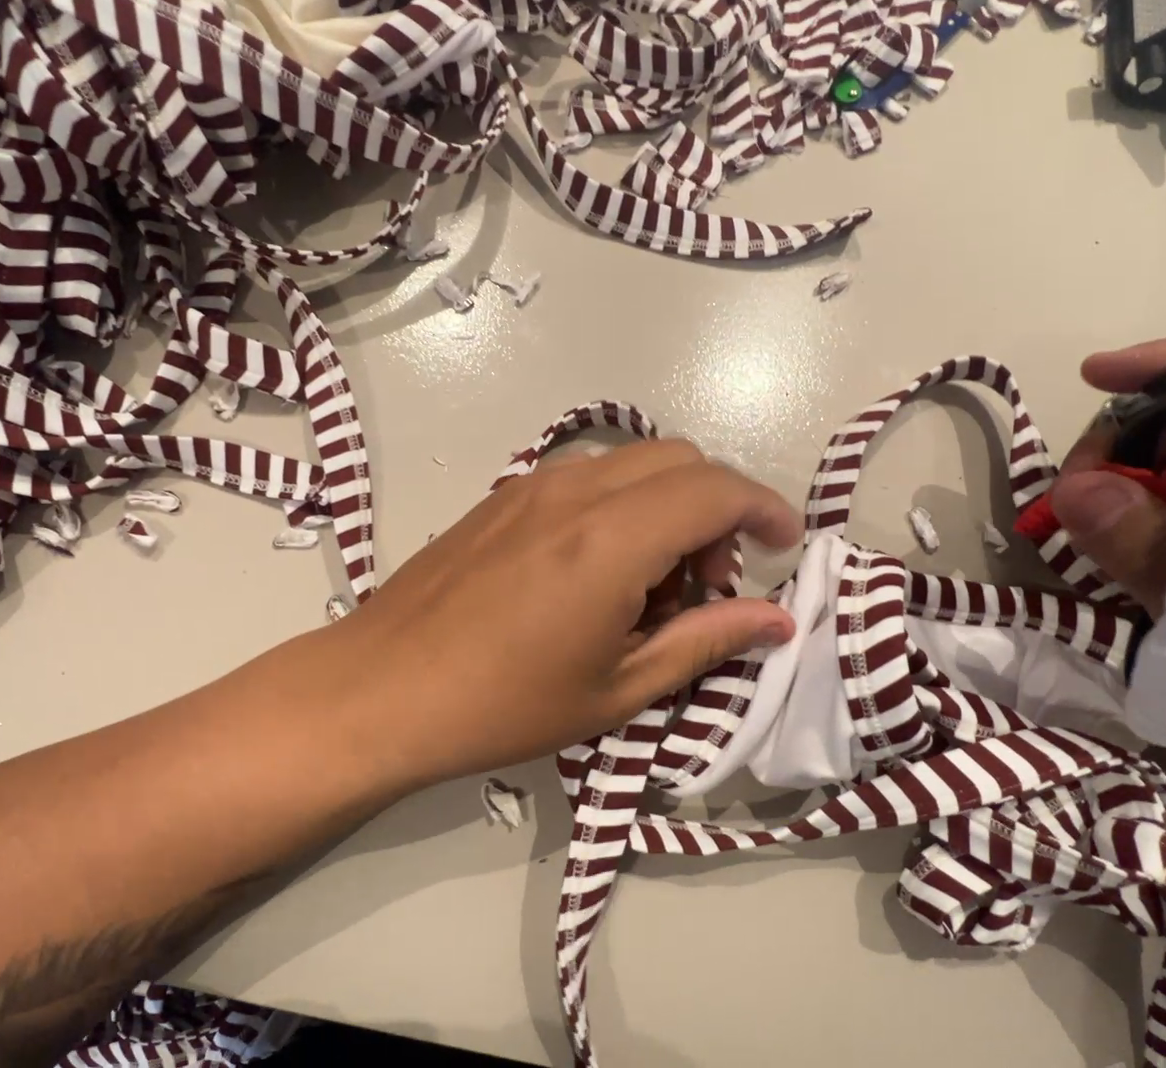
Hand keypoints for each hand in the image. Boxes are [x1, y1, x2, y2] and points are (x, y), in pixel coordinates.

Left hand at [316, 441, 800, 787]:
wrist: (381, 688)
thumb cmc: (501, 705)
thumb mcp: (616, 689)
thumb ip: (703, 643)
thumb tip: (775, 620)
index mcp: (611, 538)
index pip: (717, 489)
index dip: (765, 510)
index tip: (784, 548)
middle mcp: (575, 490)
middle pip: (680, 460)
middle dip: (717, 511)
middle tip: (708, 586)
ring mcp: (531, 486)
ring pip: (632, 465)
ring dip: (666, 507)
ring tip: (649, 589)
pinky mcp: (501, 497)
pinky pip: (585, 478)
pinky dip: (620, 506)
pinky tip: (595, 575)